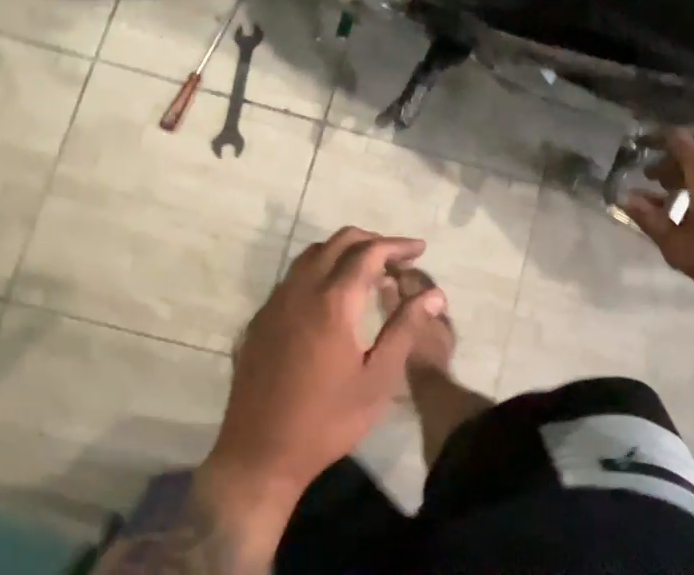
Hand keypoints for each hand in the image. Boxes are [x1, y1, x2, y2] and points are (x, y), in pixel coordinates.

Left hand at [203, 227, 447, 503]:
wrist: (259, 453)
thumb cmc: (327, 421)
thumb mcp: (378, 379)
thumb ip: (405, 329)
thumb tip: (434, 294)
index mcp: (332, 302)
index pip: (368, 253)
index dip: (396, 245)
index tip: (419, 248)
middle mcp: (300, 290)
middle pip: (338, 242)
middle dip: (371, 241)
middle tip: (397, 257)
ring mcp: (275, 303)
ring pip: (312, 255)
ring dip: (343, 252)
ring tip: (370, 273)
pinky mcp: (260, 319)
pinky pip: (293, 277)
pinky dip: (320, 270)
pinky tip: (333, 298)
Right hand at [623, 129, 693, 312]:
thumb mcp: (678, 245)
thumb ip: (649, 218)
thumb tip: (626, 198)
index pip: (677, 139)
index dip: (655, 141)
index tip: (640, 151)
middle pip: (693, 153)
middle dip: (670, 165)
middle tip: (653, 183)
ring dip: (690, 178)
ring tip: (675, 201)